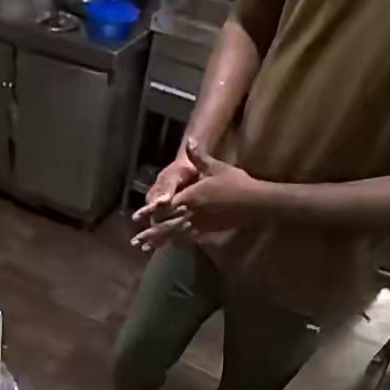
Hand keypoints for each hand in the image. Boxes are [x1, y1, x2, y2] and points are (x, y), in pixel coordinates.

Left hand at [131, 141, 268, 251]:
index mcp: (191, 196)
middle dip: (150, 233)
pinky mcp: (208, 232)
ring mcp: (199, 224)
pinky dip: (176, 244)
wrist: (254, 201)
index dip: (149, 212)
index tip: (136, 218)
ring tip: (145, 248)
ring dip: (159, 242)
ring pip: (175, 235)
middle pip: (166, 225)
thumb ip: (199, 156)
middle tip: (135, 242)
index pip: (165, 206)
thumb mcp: (216, 166)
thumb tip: (189, 140)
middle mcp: (192, 213)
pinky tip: (168, 248)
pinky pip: (188, 240)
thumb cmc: (236, 182)